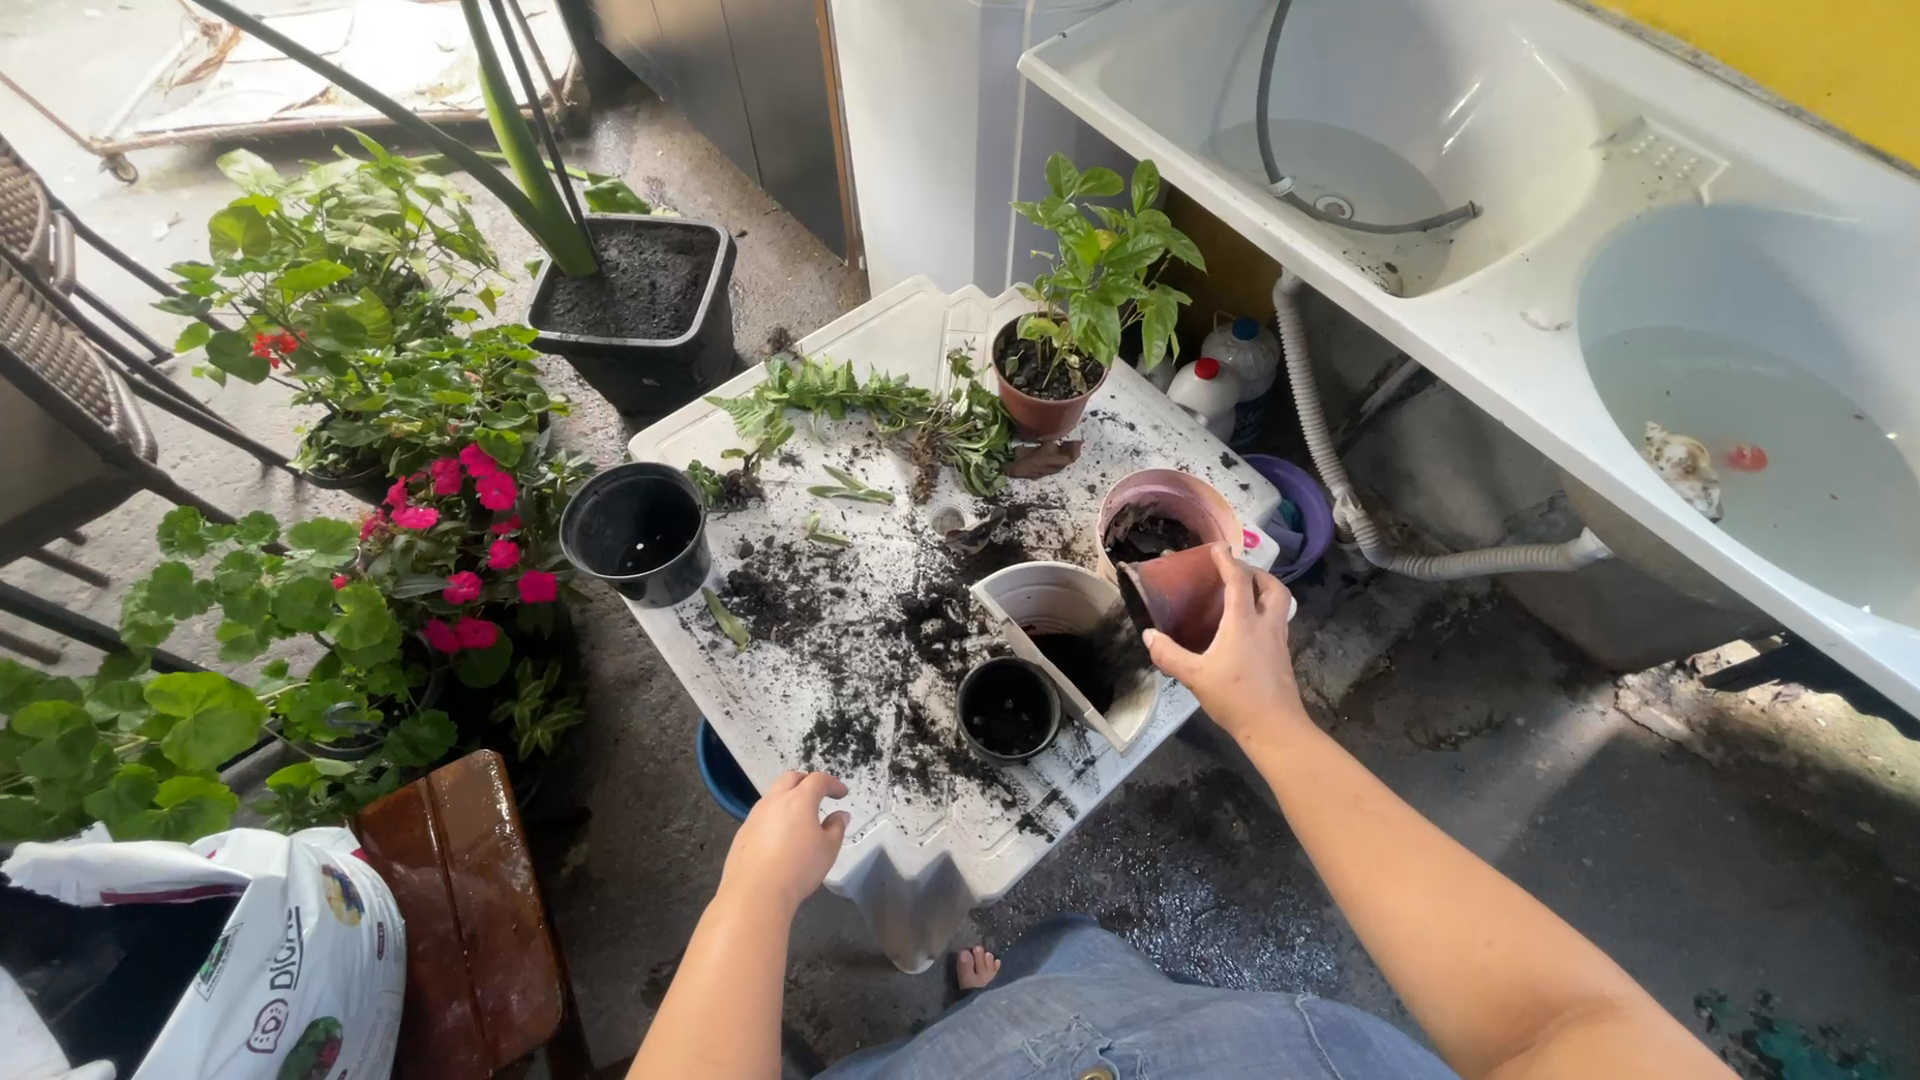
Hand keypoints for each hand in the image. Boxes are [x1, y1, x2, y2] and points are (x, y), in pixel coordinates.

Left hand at [718, 770, 851, 916]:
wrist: (755, 894)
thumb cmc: (799, 868)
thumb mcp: (828, 849)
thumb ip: (836, 828)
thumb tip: (840, 815)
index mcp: (799, 800)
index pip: (818, 780)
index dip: (832, 783)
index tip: (841, 793)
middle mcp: (775, 801)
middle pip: (791, 778)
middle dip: (807, 781)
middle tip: (818, 795)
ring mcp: (755, 815)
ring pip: (773, 796)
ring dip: (788, 799)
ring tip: (798, 818)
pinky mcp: (742, 833)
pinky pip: (762, 816)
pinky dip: (774, 818)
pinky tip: (779, 838)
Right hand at [1144, 543, 1309, 746]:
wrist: (1276, 728)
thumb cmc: (1236, 698)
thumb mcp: (1195, 676)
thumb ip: (1169, 655)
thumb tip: (1149, 636)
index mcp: (1243, 623)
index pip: (1238, 581)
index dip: (1227, 560)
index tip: (1217, 548)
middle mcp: (1265, 625)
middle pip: (1272, 587)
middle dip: (1257, 573)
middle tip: (1237, 573)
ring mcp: (1278, 641)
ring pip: (1279, 604)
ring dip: (1264, 591)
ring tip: (1243, 595)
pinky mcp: (1282, 657)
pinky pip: (1276, 623)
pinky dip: (1264, 613)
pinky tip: (1247, 628)